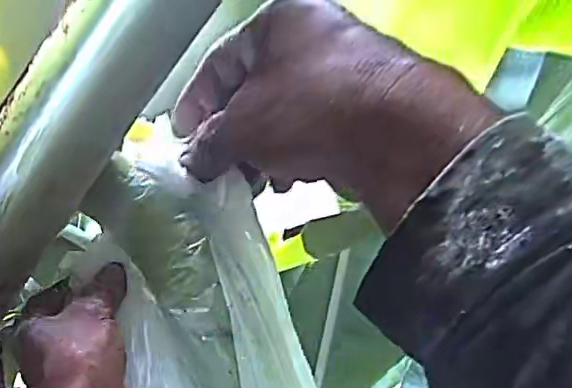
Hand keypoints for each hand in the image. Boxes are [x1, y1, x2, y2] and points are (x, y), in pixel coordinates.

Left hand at [12, 262, 131, 387]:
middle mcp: (31, 355)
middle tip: (103, 303)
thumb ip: (103, 288)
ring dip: (88, 340)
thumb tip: (113, 268)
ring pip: (70, 350)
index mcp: (26, 330)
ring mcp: (49, 379)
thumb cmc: (82, 354)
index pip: (44, 299)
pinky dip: (94, 362)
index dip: (67, 288)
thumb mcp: (94, 311)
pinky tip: (111, 354)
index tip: (89, 282)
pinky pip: (83, 370)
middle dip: (78, 316)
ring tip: (111, 326)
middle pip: (56, 326)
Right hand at [172, 0, 500, 227]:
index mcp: (276, 20)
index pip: (216, 64)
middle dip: (226, 138)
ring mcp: (335, 69)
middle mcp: (308, 34)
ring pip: (275, 116)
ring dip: (255, 154)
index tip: (181, 144)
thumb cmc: (307, 111)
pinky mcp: (354, 106)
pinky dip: (286, 157)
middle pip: (247, 93)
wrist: (391, 133)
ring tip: (249, 182)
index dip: (192, 107)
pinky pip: (304, 131)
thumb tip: (193, 162)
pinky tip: (284, 180)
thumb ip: (206, 144)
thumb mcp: (240, 128)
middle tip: (212, 171)